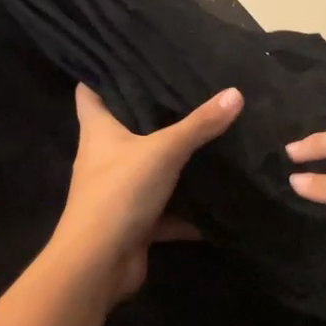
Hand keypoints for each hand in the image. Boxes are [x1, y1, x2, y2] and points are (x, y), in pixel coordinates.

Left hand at [51, 84, 243, 299]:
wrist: (99, 266)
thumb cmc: (119, 193)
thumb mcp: (164, 151)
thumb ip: (199, 124)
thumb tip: (235, 93)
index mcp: (97, 129)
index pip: (90, 91)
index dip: (105, 74)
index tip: (132, 59)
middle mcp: (102, 156)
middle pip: (123, 127)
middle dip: (150, 114)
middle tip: (185, 92)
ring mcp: (117, 191)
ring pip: (147, 169)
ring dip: (172, 162)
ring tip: (207, 136)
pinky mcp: (133, 222)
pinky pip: (164, 211)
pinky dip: (186, 210)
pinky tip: (216, 200)